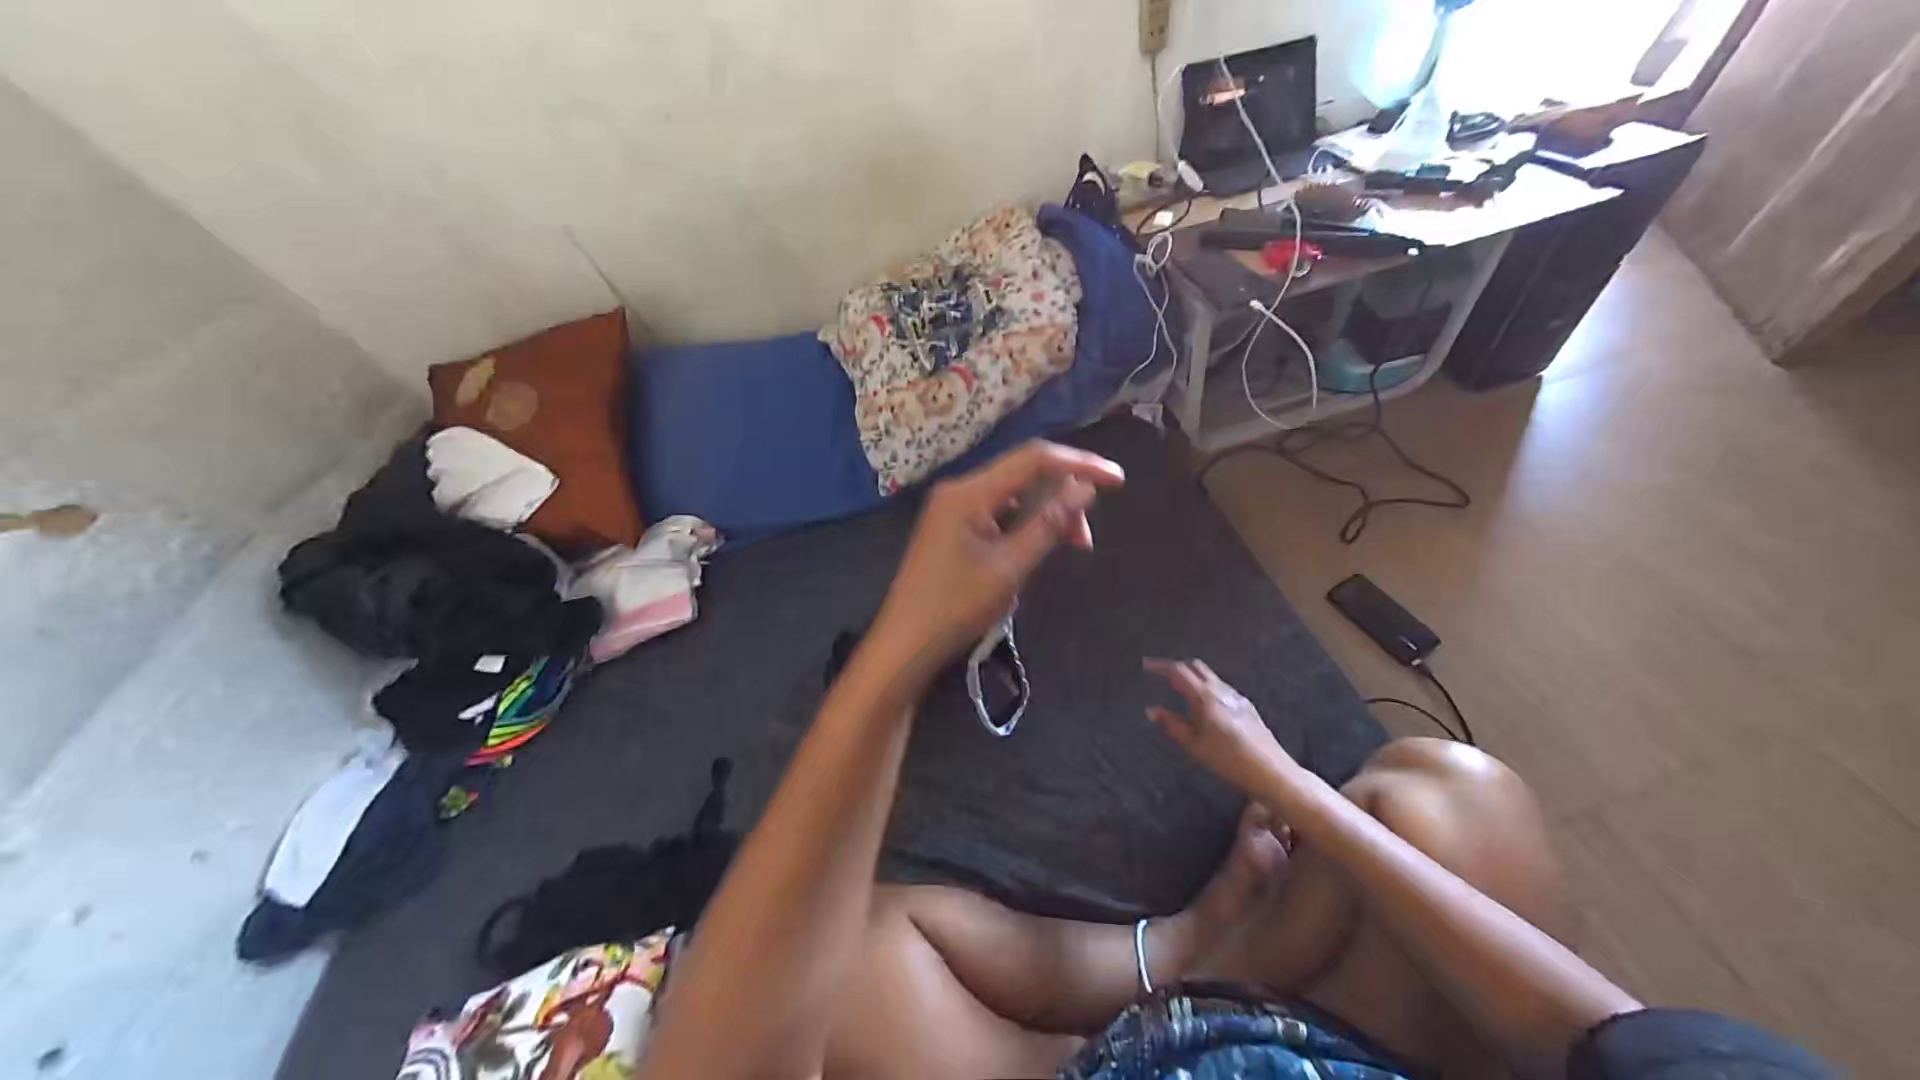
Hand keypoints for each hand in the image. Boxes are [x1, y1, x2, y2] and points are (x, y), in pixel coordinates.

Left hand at [867, 442, 1125, 684]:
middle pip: (1023, 476)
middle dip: (1062, 499)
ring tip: (1068, 549)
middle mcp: (959, 491)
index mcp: (969, 493)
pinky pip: (996, 514)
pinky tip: (1034, 553)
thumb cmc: (955, 608)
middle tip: (1085, 541)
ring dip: (1044, 516)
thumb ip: (1049, 525)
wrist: (903, 645)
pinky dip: (1022, 527)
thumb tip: (1084, 489)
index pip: (1034, 459)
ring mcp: (952, 509)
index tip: (1118, 480)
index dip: (1079, 464)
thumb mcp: (1010, 568)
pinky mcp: (951, 528)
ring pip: (1012, 498)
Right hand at [1145, 659, 1299, 795]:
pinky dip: (1207, 688)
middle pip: (1195, 667)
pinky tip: (1205, 706)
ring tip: (1180, 691)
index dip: (1160, 666)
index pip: (1178, 671)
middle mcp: (1220, 690)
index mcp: (1204, 696)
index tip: (1147, 665)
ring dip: (1193, 678)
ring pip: (1210, 677)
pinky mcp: (1247, 706)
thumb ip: (1171, 724)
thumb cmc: (1228, 759)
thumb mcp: (1193, 744)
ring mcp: (1236, 697)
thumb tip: (1152, 711)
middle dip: (1177, 667)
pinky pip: (1221, 688)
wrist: (1270, 771)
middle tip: (1162, 675)